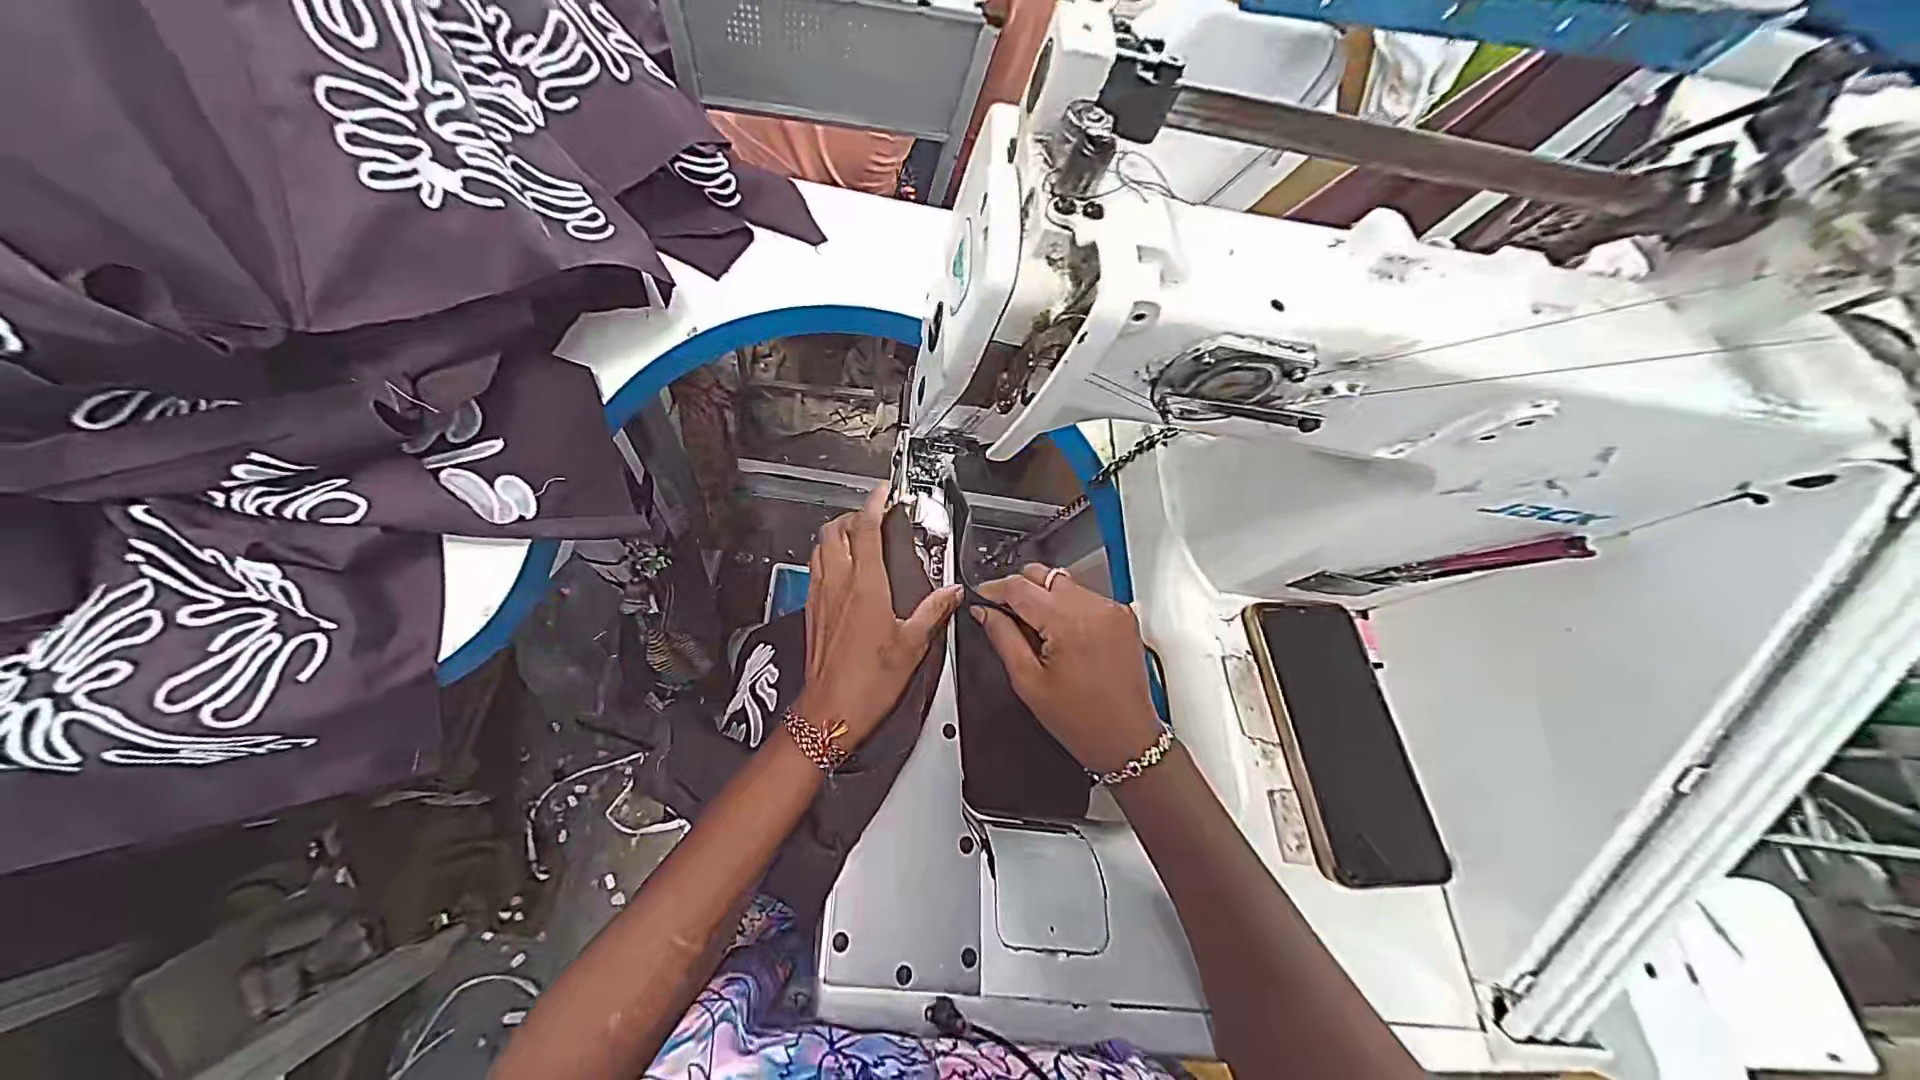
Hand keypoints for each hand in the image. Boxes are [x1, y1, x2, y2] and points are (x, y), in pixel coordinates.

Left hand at [798, 485, 961, 747]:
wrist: (829, 710)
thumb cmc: (867, 682)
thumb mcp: (912, 645)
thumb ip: (934, 611)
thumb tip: (952, 593)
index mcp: (865, 586)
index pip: (866, 529)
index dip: (874, 504)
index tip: (884, 493)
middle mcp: (837, 584)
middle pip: (836, 530)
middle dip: (853, 515)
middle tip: (873, 516)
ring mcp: (820, 596)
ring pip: (821, 546)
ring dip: (838, 533)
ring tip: (857, 536)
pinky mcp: (811, 610)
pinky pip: (815, 569)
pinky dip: (828, 557)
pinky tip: (842, 571)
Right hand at [973, 565, 1163, 774]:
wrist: (1127, 739)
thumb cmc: (1083, 720)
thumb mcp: (1028, 681)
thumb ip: (1003, 638)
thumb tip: (985, 613)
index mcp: (1068, 622)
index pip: (1020, 587)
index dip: (995, 588)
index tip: (983, 595)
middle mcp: (1094, 609)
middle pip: (1044, 575)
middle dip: (1020, 589)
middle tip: (1005, 613)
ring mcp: (1112, 610)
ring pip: (1065, 583)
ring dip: (1045, 597)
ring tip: (1036, 631)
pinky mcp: (1122, 617)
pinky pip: (1086, 596)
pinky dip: (1068, 606)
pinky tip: (1061, 635)